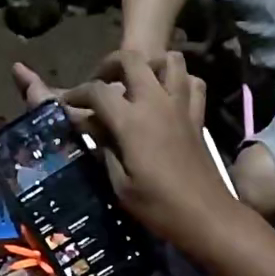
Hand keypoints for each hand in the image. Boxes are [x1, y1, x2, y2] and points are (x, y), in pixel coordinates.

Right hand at [17, 52, 235, 238]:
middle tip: (101, 82)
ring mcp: (181, 107)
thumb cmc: (159, 208)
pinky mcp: (198, 117)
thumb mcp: (121, 187)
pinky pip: (193, 83)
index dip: (77, 94)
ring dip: (151, 64)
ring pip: (169, 60)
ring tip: (139, 83)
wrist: (206, 216)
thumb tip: (94, 130)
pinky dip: (181, 81)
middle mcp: (156, 103)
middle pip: (131, 59)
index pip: (97, 91)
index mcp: (130, 121)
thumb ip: (105, 151)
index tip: (68, 104)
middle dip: (110, 64)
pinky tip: (170, 96)